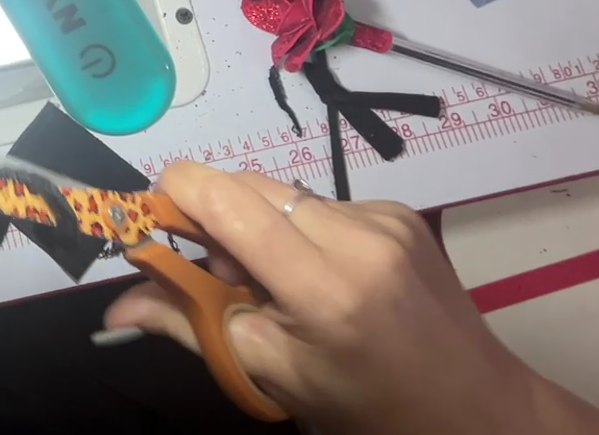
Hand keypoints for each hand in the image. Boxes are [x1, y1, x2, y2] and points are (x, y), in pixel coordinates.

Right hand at [104, 162, 598, 434]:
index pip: (221, 198)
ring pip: (273, 189)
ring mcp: (381, 216)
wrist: (484, 413)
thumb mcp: (271, 374)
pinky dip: (294, 225)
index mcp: (322, 288)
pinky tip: (322, 268)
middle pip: (241, 185)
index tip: (161, 226)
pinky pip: (312, 198)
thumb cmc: (367, 406)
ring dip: (253, 221)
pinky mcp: (395, 208)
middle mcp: (354, 236)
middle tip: (230, 274)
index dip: (174, 196)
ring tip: (281, 276)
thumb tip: (114, 311)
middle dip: (214, 218)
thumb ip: (186, 324)